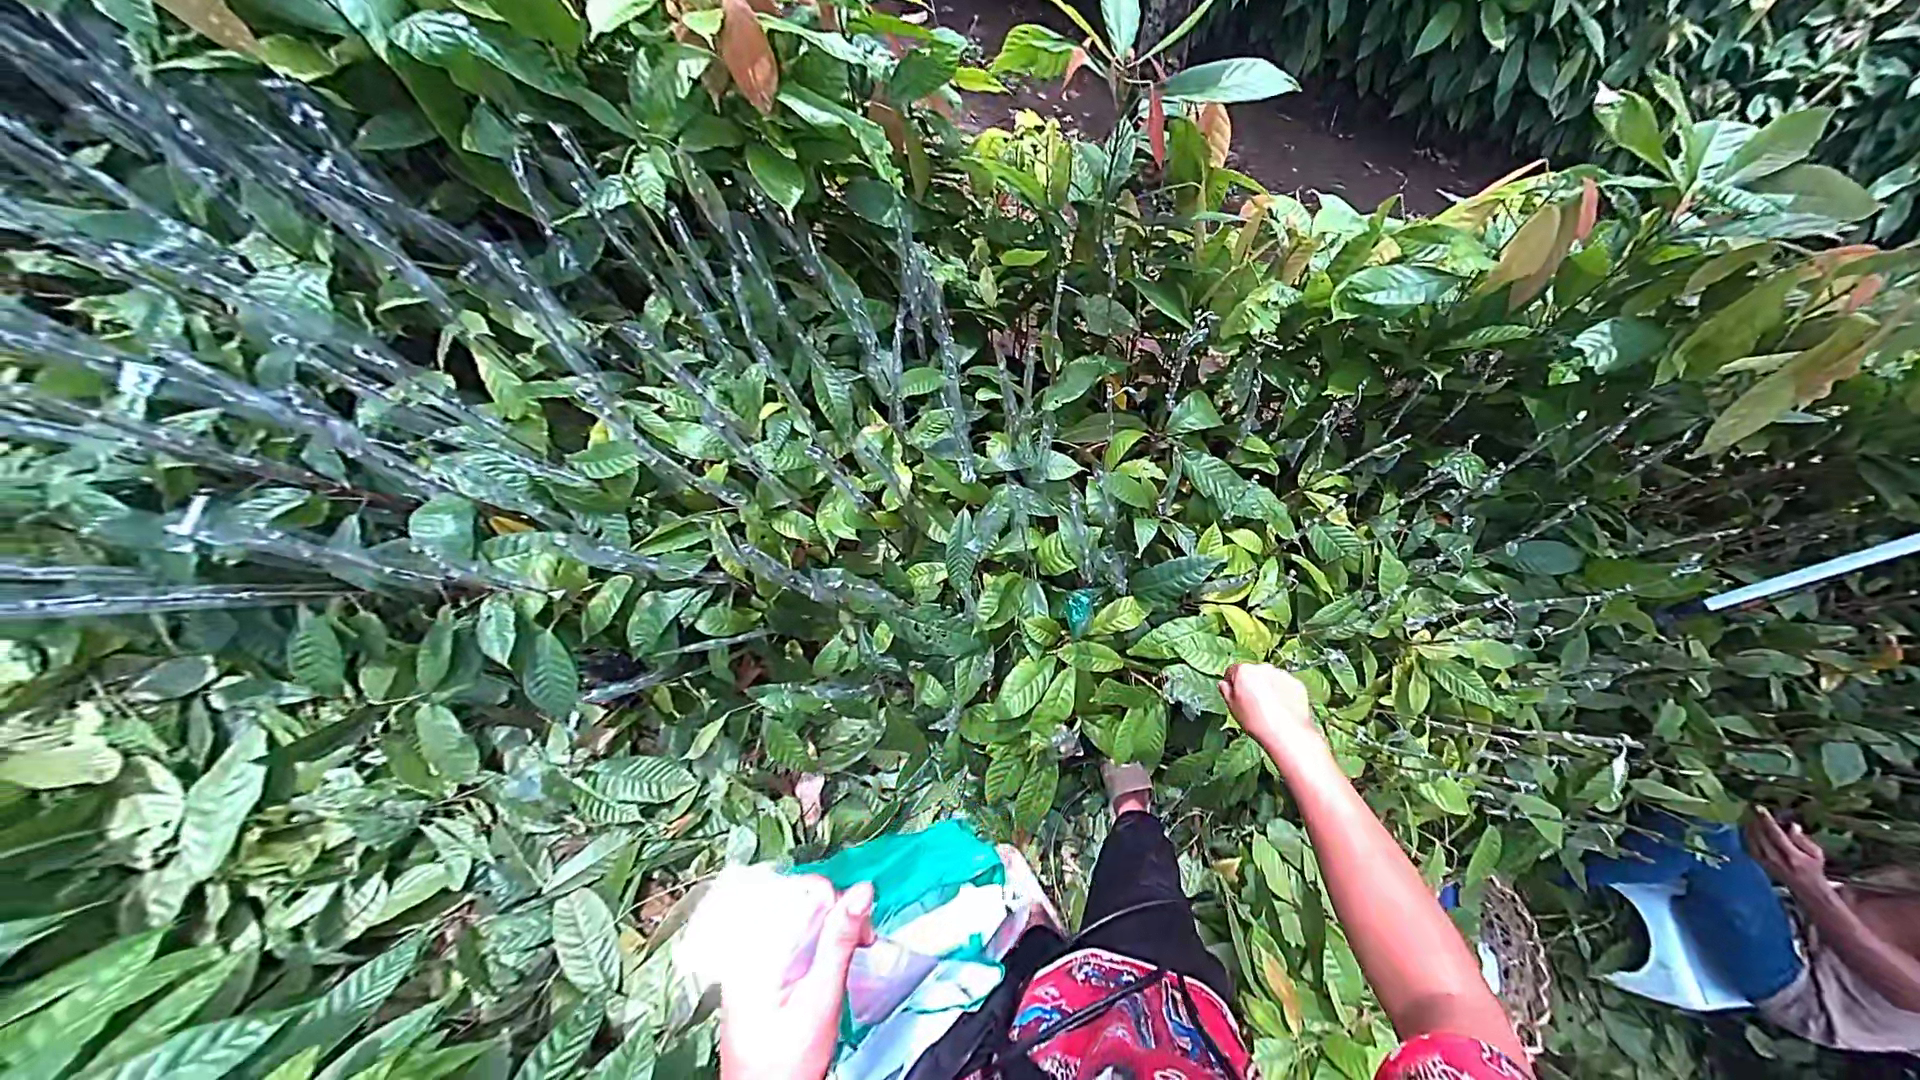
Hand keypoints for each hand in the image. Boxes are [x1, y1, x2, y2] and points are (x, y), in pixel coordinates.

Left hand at [719, 879, 873, 1079]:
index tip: (860, 930)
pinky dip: (817, 940)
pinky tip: (828, 961)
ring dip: (830, 927)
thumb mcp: (821, 1000)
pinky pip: (792, 933)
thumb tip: (863, 891)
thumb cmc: (786, 1066)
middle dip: (836, 914)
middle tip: (859, 942)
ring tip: (848, 952)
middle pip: (801, 898)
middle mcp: (747, 945)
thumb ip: (840, 941)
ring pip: (800, 914)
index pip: (803, 890)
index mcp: (755, 947)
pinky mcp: (759, 966)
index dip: (838, 903)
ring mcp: (751, 956)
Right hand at [1218, 664, 1321, 757]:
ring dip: (1267, 687)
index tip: (1235, 694)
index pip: (1233, 671)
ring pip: (1270, 678)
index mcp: (1243, 671)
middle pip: (1253, 673)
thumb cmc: (1257, 721)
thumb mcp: (1232, 707)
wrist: (1287, 733)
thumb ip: (1225, 690)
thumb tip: (1224, 684)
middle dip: (1251, 684)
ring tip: (1268, 708)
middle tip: (1252, 703)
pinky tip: (1280, 708)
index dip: (1232, 683)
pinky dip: (1282, 693)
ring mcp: (1282, 675)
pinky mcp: (1297, 683)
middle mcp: (1263, 668)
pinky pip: (1285, 685)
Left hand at [1747, 811, 1826, 892]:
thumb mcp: (1816, 854)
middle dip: (1755, 820)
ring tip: (1749, 815)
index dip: (1767, 820)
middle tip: (1751, 808)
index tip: (1760, 808)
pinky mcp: (1756, 860)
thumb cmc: (1813, 867)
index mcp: (1793, 856)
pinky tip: (1748, 826)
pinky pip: (1747, 842)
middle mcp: (1775, 857)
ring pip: (1750, 837)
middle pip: (1760, 834)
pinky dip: (1746, 833)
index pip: (1776, 834)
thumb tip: (1791, 825)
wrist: (1806, 887)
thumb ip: (1802, 839)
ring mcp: (1763, 859)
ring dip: (1749, 825)